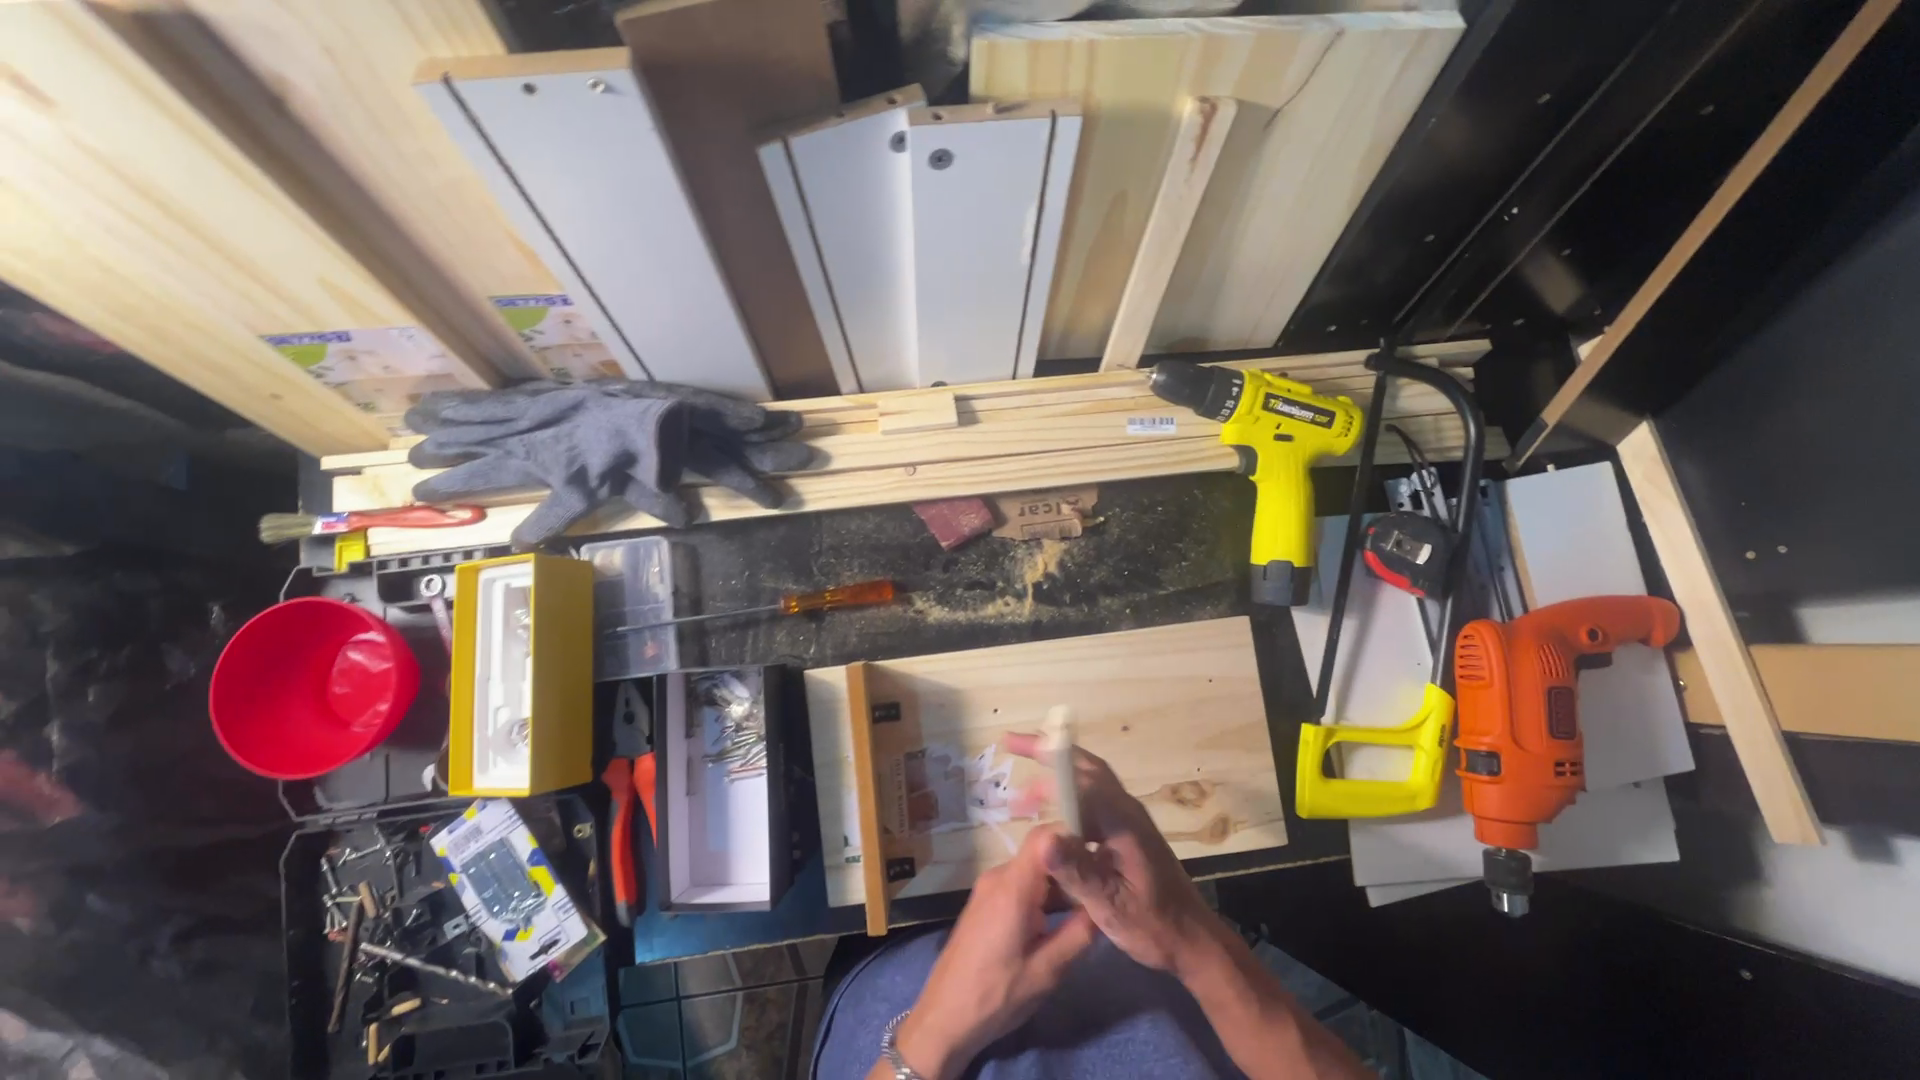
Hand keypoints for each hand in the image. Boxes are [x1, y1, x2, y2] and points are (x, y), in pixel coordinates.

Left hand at [894, 826, 1096, 1079]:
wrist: (943, 1018)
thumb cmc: (995, 996)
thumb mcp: (1046, 972)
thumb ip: (1078, 935)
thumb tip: (1103, 907)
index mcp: (1012, 886)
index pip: (1046, 837)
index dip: (1076, 839)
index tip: (1103, 857)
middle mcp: (998, 877)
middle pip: (1042, 854)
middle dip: (1073, 867)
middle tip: (1105, 888)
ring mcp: (988, 889)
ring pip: (1033, 871)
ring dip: (1059, 886)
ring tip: (1090, 906)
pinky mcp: (985, 904)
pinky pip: (1019, 886)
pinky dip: (1043, 897)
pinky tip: (1061, 920)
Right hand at [1005, 734, 1218, 977]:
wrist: (1192, 942)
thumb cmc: (1153, 925)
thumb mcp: (1110, 904)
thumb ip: (1077, 870)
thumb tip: (1043, 839)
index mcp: (1122, 822)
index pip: (1081, 777)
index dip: (1048, 758)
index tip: (1014, 745)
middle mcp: (1126, 811)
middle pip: (1085, 767)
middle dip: (1049, 752)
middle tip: (1012, 745)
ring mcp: (1128, 821)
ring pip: (1089, 782)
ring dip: (1056, 777)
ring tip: (1021, 792)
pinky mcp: (1126, 834)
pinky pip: (1092, 802)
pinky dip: (1066, 798)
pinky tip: (1048, 816)